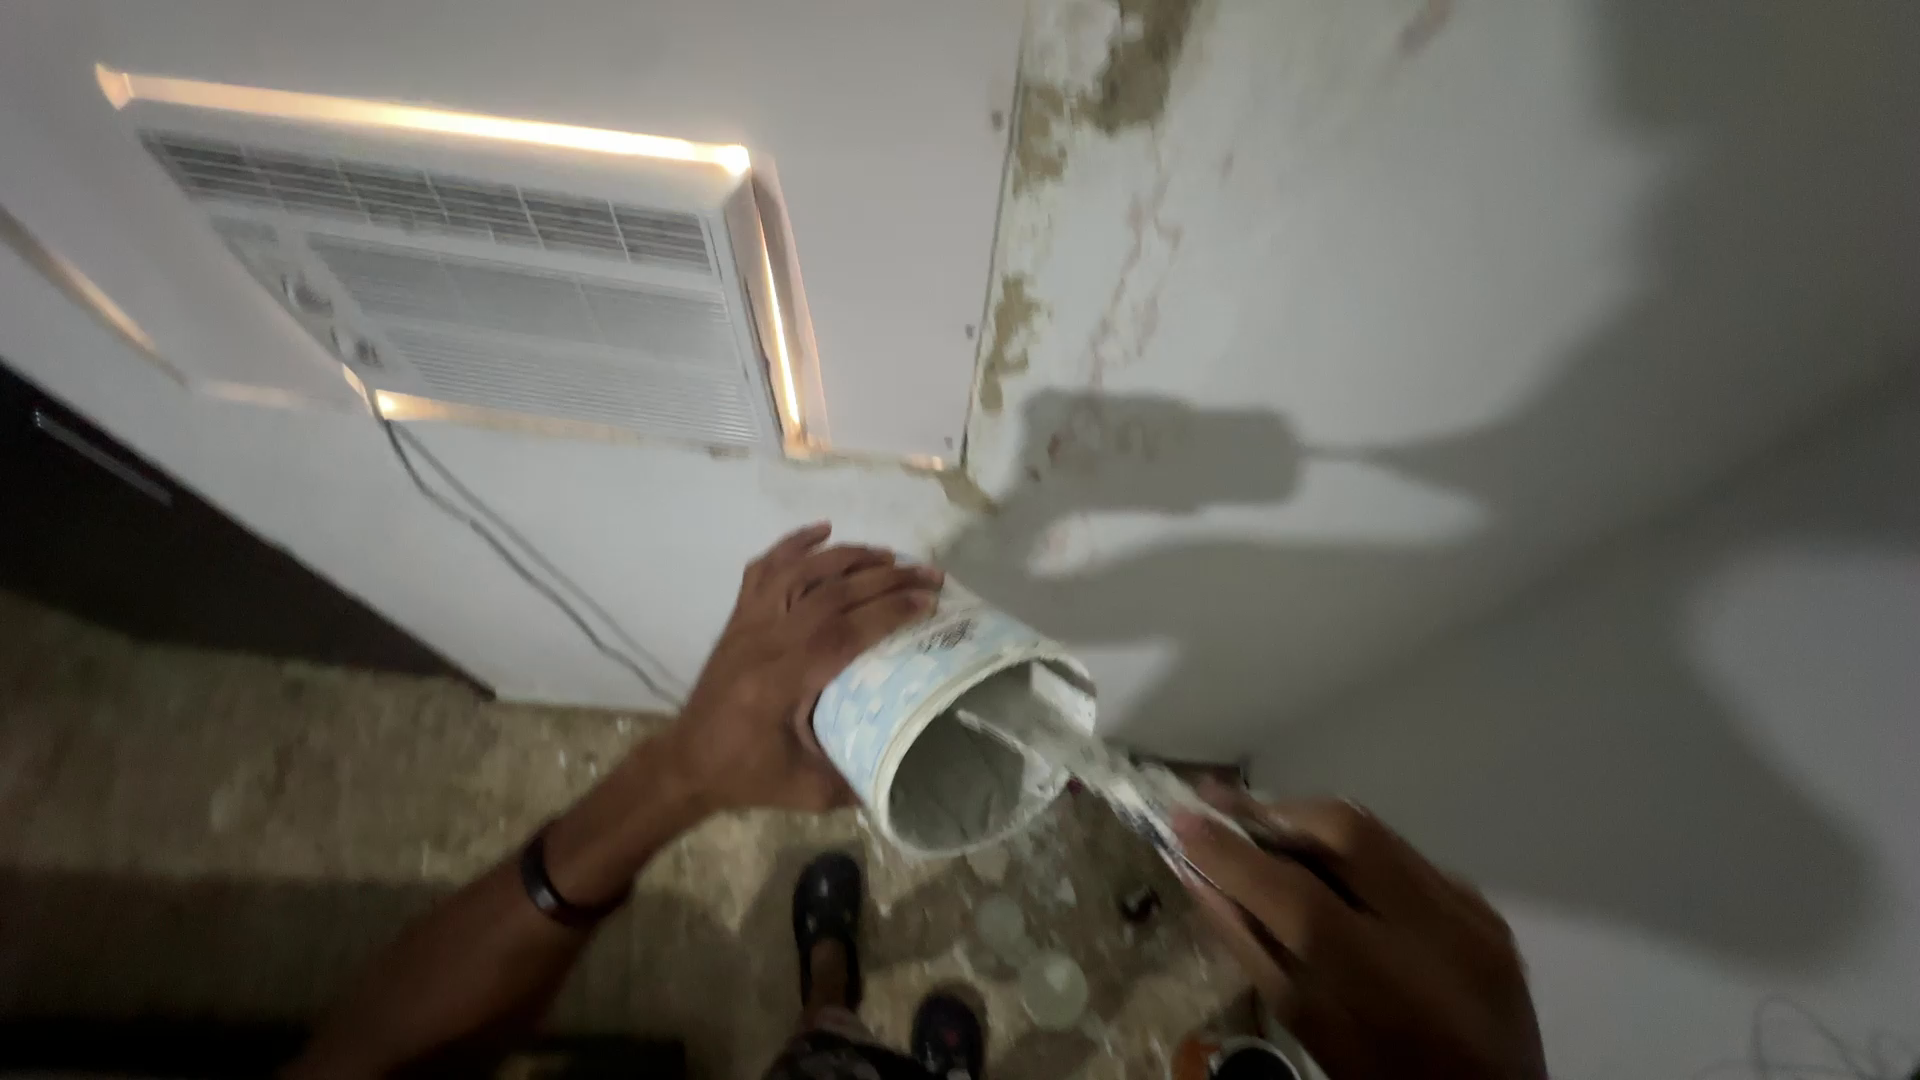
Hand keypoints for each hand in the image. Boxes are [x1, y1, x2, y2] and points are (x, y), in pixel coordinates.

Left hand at [668, 522, 942, 813]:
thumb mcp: (807, 790)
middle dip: (885, 578)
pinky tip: (822, 530)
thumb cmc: (749, 775)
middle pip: (830, 594)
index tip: (928, 601)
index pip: (844, 633)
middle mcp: (764, 641)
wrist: (686, 762)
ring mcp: (748, 623)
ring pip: (800, 572)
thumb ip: (858, 781)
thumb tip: (913, 766)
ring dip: (848, 556)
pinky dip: (793, 544)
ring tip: (890, 555)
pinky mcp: (739, 617)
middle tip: (928, 573)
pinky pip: (764, 568)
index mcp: (782, 682)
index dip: (889, 612)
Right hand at [1174, 783, 1547, 1079]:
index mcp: (1386, 986)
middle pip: (1343, 832)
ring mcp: (1470, 914)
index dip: (1230, 852)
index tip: (1181, 820)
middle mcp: (1439, 935)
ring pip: (1371, 828)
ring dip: (1305, 820)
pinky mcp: (1483, 907)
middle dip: (1271, 811)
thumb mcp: (1307, 1026)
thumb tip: (1193, 871)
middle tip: (1218, 801)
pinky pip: (1401, 854)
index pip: (1293, 895)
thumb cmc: (1381, 1078)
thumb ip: (1248, 943)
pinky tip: (1325, 862)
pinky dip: (1350, 849)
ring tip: (1258, 820)